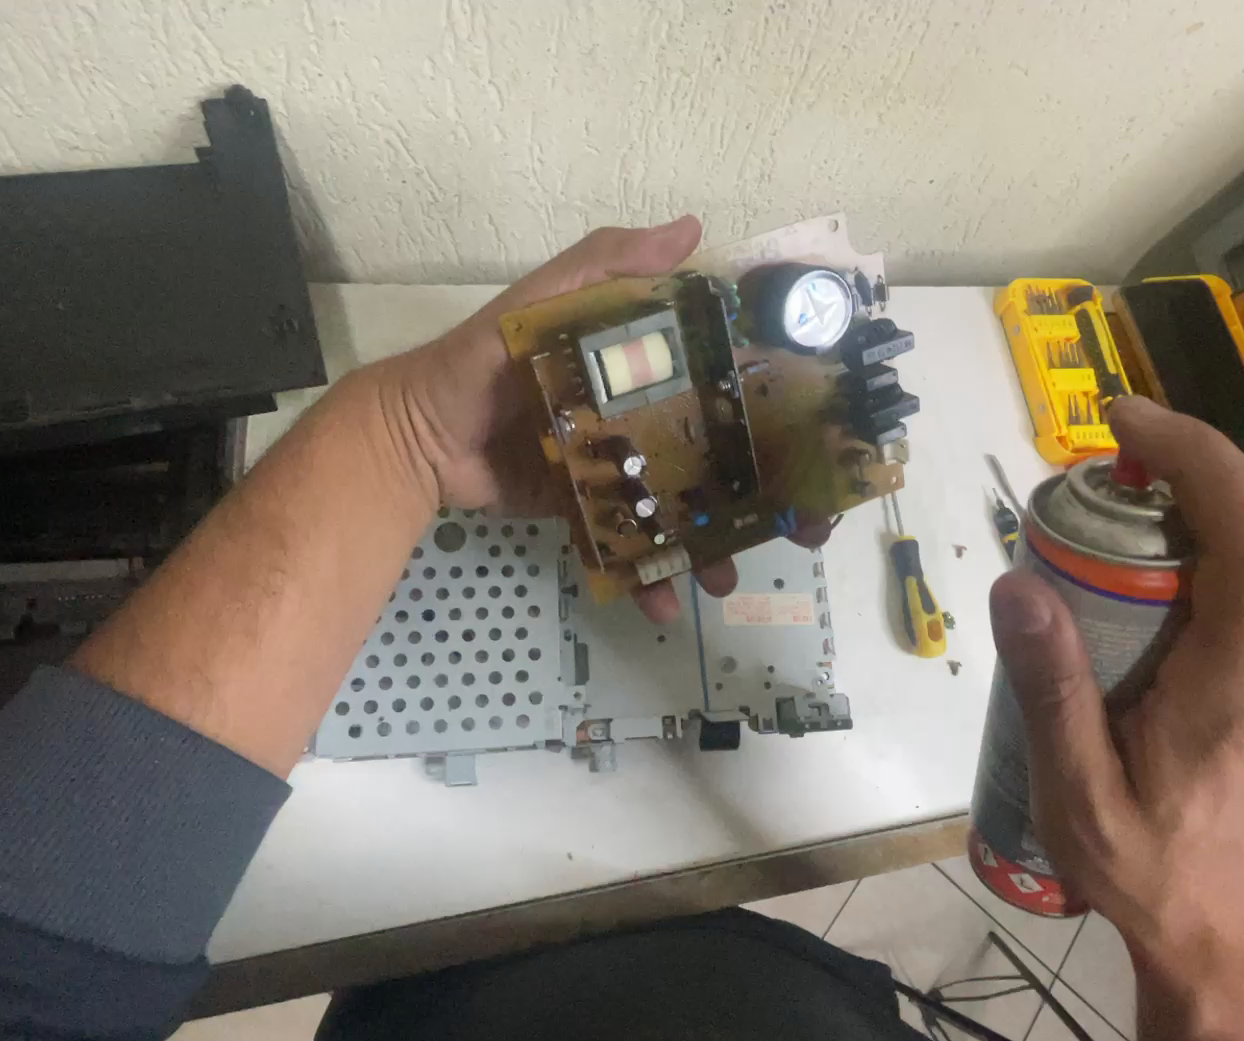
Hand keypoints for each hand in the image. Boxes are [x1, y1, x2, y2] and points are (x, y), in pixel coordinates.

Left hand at [378, 217, 830, 621]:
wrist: (421, 436)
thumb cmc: (483, 360)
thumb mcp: (541, 302)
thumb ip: (604, 265)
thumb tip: (691, 230)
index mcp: (646, 368)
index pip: (725, 387)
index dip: (777, 414)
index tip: (822, 442)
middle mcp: (645, 419)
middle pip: (720, 461)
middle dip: (764, 497)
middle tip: (804, 529)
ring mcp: (621, 470)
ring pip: (684, 512)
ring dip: (713, 549)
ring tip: (728, 578)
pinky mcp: (592, 511)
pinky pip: (632, 548)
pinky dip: (648, 579)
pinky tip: (664, 606)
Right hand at [984, 396, 1243, 1040]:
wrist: (1227, 931)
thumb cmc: (1147, 865)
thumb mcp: (1077, 787)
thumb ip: (1049, 685)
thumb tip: (1014, 581)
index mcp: (1240, 677)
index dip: (1196, 457)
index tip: (1122, 419)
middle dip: (1193, 461)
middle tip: (1105, 452)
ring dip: (1198, 493)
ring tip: (1112, 493)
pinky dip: (1203, 533)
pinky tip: (1138, 557)